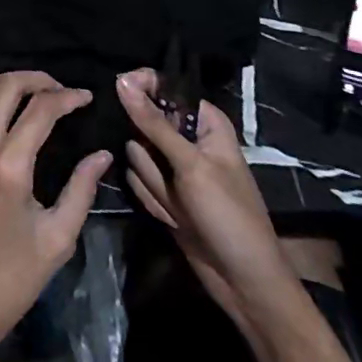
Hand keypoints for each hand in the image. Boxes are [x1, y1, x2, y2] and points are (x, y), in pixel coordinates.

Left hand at [0, 72, 112, 361]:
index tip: (87, 97)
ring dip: (7, 81)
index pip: (41, 108)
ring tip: (32, 93)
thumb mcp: (57, 240)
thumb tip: (102, 154)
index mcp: (8, 167)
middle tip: (62, 91)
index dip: (68, 96)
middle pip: (7, 85)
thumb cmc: (9, 279)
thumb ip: (82, 190)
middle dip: (39, 79)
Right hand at [117, 69, 347, 361]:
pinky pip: (139, 183)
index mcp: (205, 120)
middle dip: (149, 152)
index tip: (118, 88)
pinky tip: (176, 219)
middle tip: (173, 175)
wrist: (242, 281)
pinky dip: (154, 201)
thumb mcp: (190, 165)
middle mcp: (188, 138)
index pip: (164, 86)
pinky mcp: (163, 192)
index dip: (141, 85)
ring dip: (154, 182)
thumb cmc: (227, 214)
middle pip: (143, 122)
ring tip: (181, 204)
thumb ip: (153, 122)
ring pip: (137, 155)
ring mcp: (173, 167)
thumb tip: (122, 80)